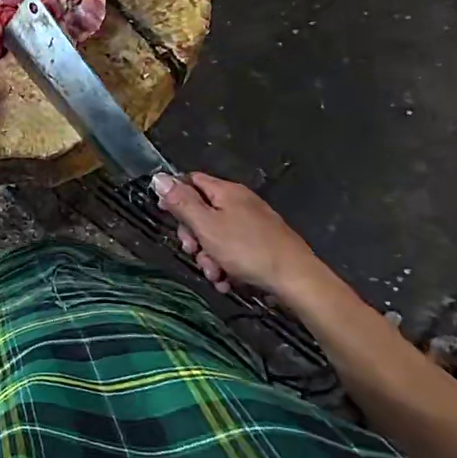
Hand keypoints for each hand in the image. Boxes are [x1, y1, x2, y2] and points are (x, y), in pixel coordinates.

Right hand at [153, 171, 333, 302]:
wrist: (297, 280)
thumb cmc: (247, 250)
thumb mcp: (206, 225)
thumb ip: (181, 201)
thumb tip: (159, 177)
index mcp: (226, 192)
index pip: (190, 181)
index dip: (174, 196)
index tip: (167, 217)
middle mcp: (240, 203)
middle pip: (201, 211)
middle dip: (192, 235)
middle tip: (192, 251)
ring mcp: (253, 224)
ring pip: (215, 234)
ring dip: (208, 255)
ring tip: (214, 274)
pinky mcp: (263, 243)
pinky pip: (233, 249)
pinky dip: (226, 264)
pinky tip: (226, 280)